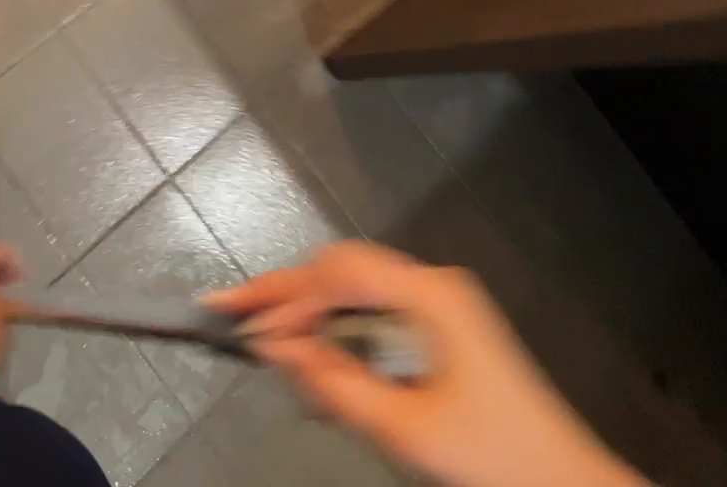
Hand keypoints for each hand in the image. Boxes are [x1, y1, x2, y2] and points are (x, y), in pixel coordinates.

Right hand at [209, 242, 646, 486]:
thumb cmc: (491, 457)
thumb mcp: (404, 428)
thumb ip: (332, 382)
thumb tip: (268, 345)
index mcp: (428, 295)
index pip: (335, 273)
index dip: (283, 296)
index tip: (239, 322)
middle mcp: (429, 283)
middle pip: (338, 270)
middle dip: (286, 296)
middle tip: (235, 317)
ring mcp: (434, 300)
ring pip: (349, 288)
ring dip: (308, 314)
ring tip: (270, 345)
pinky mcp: (436, 322)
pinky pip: (368, 310)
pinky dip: (335, 330)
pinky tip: (315, 360)